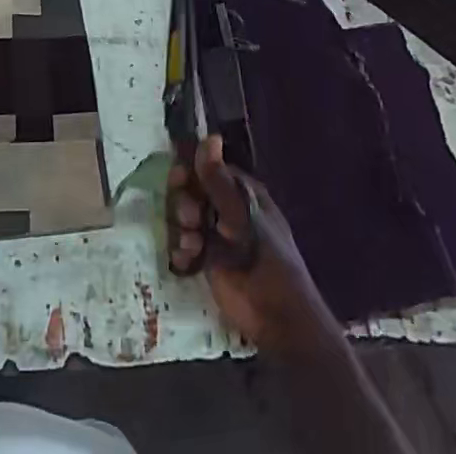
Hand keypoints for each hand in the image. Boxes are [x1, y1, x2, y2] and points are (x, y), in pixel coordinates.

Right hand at [167, 136, 337, 356]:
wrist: (277, 318)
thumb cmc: (267, 261)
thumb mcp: (242, 218)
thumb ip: (219, 181)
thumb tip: (209, 137)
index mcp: (240, 192)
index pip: (204, 168)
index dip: (188, 173)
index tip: (179, 181)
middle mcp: (224, 208)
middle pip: (187, 193)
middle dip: (182, 206)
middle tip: (191, 221)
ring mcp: (213, 234)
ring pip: (180, 219)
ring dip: (180, 231)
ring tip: (193, 247)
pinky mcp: (204, 259)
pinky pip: (180, 244)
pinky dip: (180, 252)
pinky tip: (188, 263)